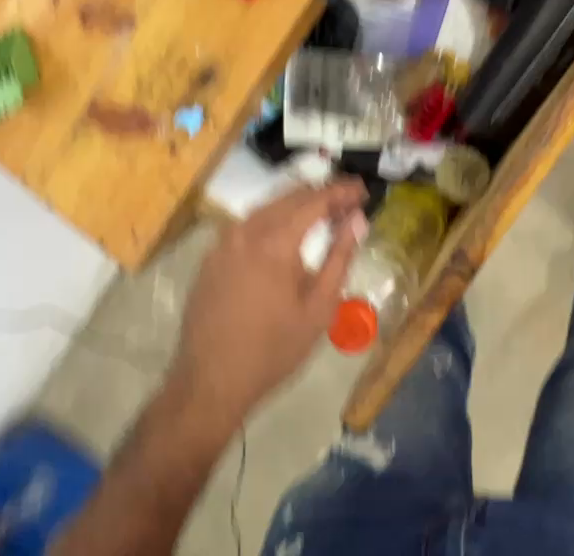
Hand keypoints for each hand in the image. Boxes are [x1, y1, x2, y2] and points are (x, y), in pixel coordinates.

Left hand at [170, 180, 366, 420]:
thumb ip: (339, 258)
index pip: (315, 200)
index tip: (362, 190)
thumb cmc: (274, 350)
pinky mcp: (210, 258)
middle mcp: (246, 231)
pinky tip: (284, 235)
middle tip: (347, 202)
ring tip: (321, 214)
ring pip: (266, 208)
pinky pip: (246, 226)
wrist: (210, 382)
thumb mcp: (319, 309)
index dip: (341, 191)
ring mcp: (223, 243)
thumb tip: (356, 220)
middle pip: (289, 197)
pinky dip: (272, 220)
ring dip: (295, 205)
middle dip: (321, 194)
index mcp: (275, 241)